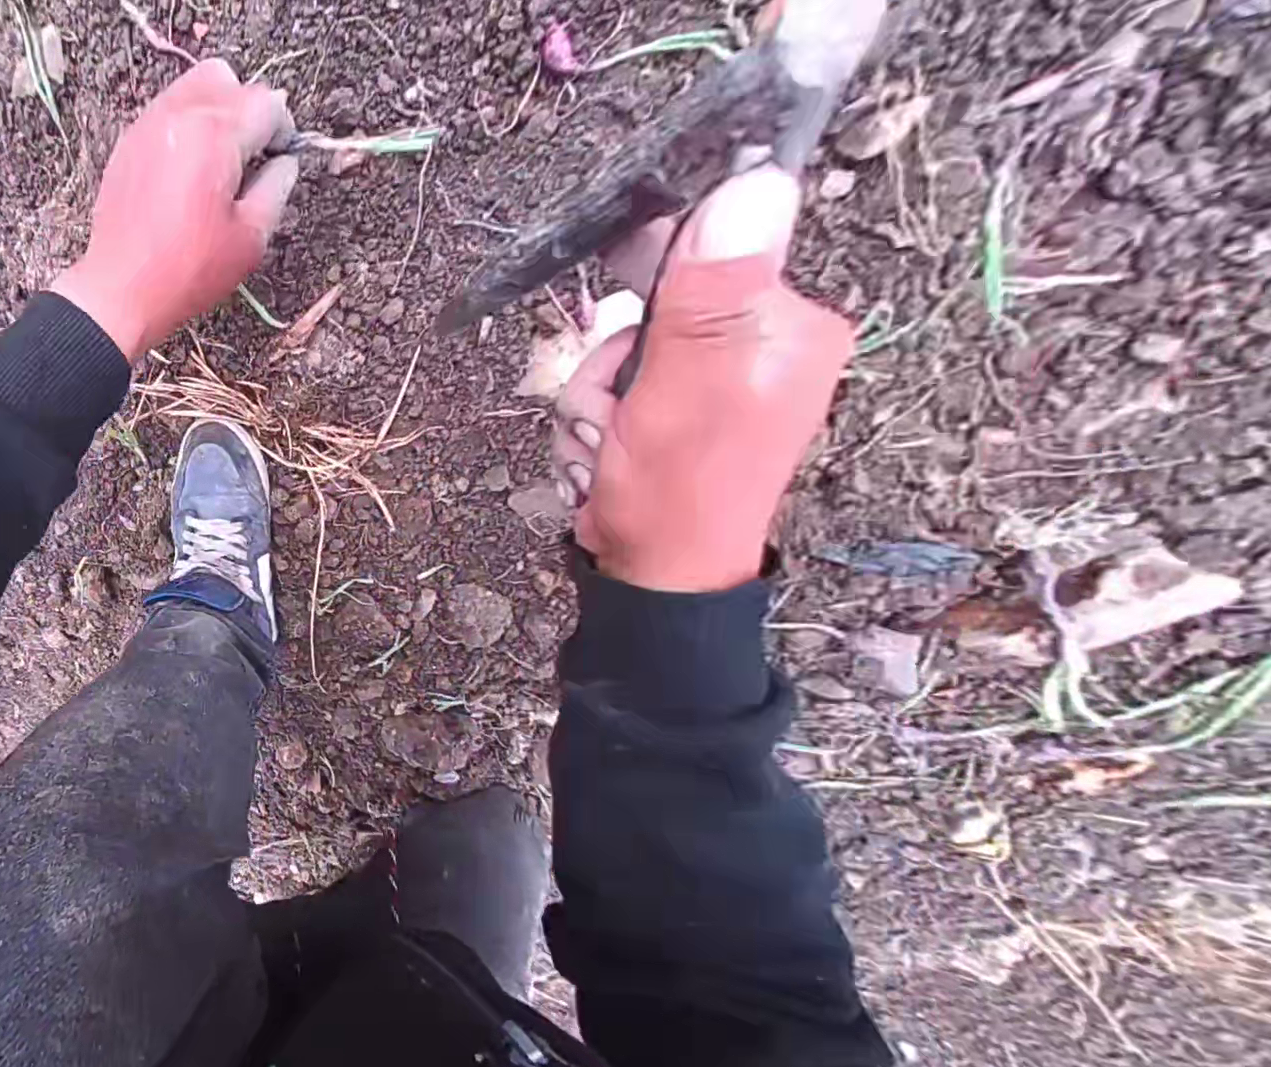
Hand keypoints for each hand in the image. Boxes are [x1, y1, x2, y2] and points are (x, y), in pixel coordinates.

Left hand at [52, 59, 298, 357]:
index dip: (284, 134)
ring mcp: (149, 123)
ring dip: (219, 114)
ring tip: (221, 167)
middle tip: (252, 162)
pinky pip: (170, 110)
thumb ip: (277, 188)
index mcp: (215, 135)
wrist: (123, 289)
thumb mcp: (250, 239)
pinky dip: (190, 127)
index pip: (267, 103)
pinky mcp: (130, 140)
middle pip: (230, 80)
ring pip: (196, 86)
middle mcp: (180, 114)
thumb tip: (286, 162)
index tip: (279, 165)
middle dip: (250, 114)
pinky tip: (191, 174)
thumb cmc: (191, 270)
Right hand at [554, 167, 851, 591]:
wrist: (652, 572)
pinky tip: (604, 459)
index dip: (655, 278)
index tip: (628, 325)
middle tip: (617, 414)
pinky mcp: (666, 413)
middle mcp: (751, 349)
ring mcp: (704, 384)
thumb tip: (750, 183)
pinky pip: (608, 390)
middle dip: (611, 366)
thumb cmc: (676, 488)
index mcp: (783, 329)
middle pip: (650, 310)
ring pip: (616, 355)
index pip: (714, 252)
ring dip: (593, 402)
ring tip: (607, 448)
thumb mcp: (690, 384)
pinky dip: (593, 424)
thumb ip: (713, 292)